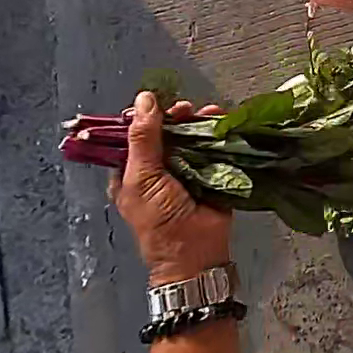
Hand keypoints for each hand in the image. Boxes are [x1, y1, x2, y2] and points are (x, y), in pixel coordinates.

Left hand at [111, 91, 233, 285]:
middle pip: (165, 131)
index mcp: (131, 170)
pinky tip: (220, 120)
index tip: (157, 103)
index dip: (146, 116)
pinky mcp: (209, 172)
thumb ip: (143, 138)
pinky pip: (211, 147)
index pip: (135, 134)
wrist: (195, 252)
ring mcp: (184, 169)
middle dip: (175, 116)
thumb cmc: (160, 220)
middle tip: (184, 109)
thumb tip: (143, 100)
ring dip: (197, 121)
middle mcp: (157, 167)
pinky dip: (216, 133)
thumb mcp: (143, 177)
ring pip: (189, 136)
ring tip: (206, 112)